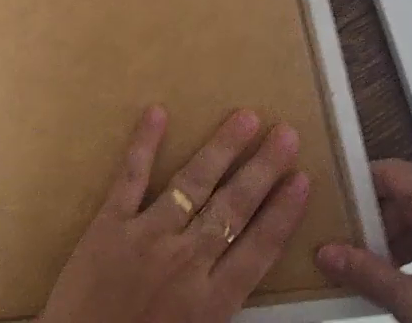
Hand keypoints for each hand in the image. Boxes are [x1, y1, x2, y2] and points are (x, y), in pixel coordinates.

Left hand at [34, 105, 311, 322]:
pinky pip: (131, 177)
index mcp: (213, 300)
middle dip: (263, 168)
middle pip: (234, 207)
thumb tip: (247, 259)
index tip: (302, 178)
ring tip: (245, 118)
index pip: (260, 246)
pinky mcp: (109, 224)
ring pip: (192, 184)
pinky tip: (158, 112)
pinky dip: (144, 143)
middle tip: (285, 133)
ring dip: (222, 148)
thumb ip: (222, 296)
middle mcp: (186, 262)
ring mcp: (147, 237)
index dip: (284, 211)